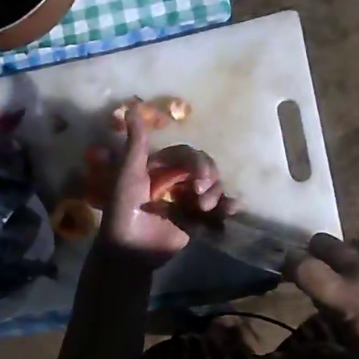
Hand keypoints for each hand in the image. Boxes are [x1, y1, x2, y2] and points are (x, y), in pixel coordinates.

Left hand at [99, 109, 226, 265]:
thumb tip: (130, 108)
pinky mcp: (196, 220)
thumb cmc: (125, 211)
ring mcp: (187, 201)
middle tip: (201, 193)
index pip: (187, 155)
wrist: (130, 250)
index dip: (197, 162)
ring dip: (216, 192)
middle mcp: (175, 181)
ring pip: (214, 186)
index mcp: (160, 168)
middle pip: (205, 168)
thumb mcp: (129, 174)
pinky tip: (233, 208)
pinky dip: (229, 205)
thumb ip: (135, 144)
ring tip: (203, 208)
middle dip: (208, 177)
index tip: (198, 178)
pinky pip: (219, 208)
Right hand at [290, 234, 358, 358]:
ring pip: (355, 243)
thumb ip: (333, 312)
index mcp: (352, 301)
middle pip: (325, 242)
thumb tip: (318, 293)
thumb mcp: (357, 346)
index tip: (290, 271)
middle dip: (317, 254)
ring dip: (350, 258)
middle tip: (324, 270)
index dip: (290, 266)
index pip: (303, 266)